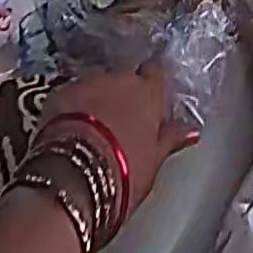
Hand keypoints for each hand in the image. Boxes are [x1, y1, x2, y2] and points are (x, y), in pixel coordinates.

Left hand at [37, 62, 197, 214]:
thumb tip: (193, 129)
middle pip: (124, 78)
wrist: (72, 180)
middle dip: (122, 94)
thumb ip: (170, 138)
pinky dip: (72, 108)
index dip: (151, 84)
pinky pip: (71, 95)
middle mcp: (119, 78)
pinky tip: (68, 130)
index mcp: (147, 92)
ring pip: (97, 85)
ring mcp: (87, 82)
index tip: (149, 101)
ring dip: (97, 99)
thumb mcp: (153, 161)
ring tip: (92, 129)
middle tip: (120, 122)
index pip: (155, 71)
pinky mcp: (59, 92)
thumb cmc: (123, 174)